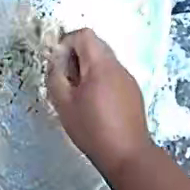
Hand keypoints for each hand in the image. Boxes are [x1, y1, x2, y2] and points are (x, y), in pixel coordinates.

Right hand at [47, 28, 152, 172]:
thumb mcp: (64, 104)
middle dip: (76, 57)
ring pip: (105, 61)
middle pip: (95, 45)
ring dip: (88, 69)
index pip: (84, 34)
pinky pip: (114, 75)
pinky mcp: (134, 91)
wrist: (128, 154)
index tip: (59, 65)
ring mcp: (128, 78)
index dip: (67, 43)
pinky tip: (97, 105)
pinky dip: (101, 80)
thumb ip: (56, 76)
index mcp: (101, 65)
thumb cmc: (92, 129)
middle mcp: (118, 66)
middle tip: (67, 81)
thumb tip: (56, 60)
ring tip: (80, 96)